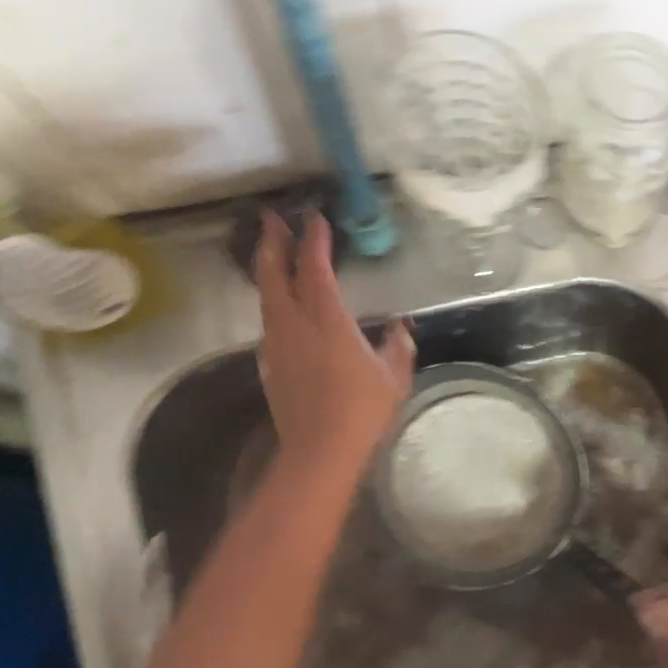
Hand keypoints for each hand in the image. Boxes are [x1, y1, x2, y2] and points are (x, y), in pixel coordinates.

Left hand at [254, 211, 415, 479]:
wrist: (321, 450)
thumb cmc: (363, 410)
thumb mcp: (394, 376)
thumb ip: (398, 346)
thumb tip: (400, 326)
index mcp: (326, 318)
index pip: (315, 266)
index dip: (314, 239)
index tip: (316, 218)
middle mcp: (294, 322)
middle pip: (274, 272)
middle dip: (273, 242)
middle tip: (272, 218)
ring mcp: (277, 343)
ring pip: (267, 296)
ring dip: (268, 271)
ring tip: (272, 255)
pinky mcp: (270, 365)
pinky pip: (270, 323)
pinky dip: (274, 304)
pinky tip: (283, 310)